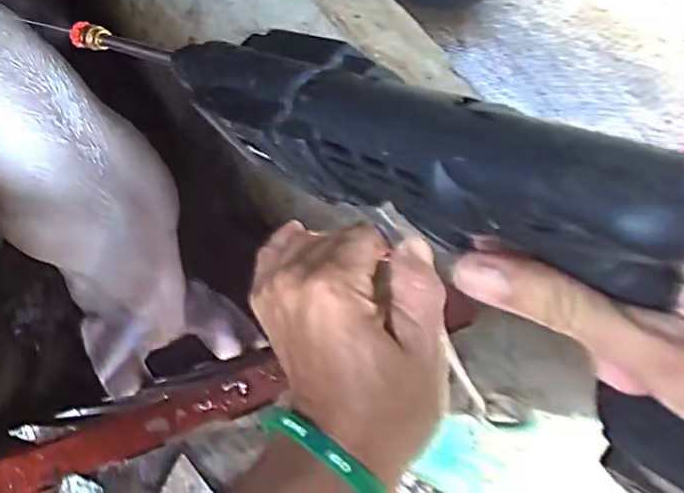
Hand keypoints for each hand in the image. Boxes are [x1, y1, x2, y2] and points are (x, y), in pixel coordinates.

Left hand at [246, 223, 449, 483]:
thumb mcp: (423, 354)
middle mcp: (294, 275)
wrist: (338, 445)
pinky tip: (312, 256)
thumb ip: (419, 289)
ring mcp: (271, 284)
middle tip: (379, 296)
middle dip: (360, 256)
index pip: (363, 236)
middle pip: (334, 237)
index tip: (398, 287)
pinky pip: (274, 251)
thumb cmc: (389, 406)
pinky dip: (293, 247)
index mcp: (332, 286)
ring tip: (351, 288)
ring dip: (331, 253)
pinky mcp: (261, 296)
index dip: (387, 256)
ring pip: (307, 240)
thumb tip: (410, 243)